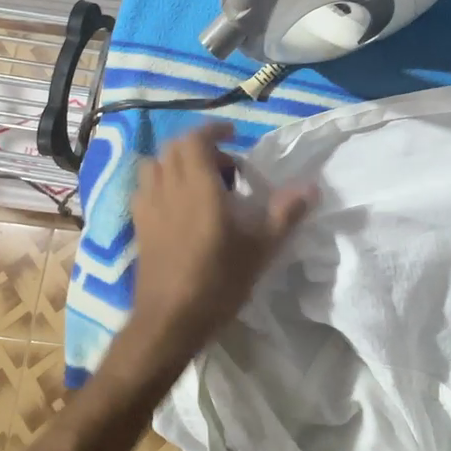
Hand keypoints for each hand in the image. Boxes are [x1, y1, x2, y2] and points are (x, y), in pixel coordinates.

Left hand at [125, 122, 313, 361]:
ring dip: (177, 164)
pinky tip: (179, 208)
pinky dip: (162, 184)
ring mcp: (148, 206)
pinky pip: (145, 189)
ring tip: (200, 184)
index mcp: (197, 185)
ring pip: (156, 166)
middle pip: (174, 148)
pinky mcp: (138, 226)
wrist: (170, 320)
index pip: (196, 138)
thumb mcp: (261, 247)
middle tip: (227, 169)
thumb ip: (284, 213)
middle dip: (200, 148)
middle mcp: (168, 187)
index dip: (213, 130)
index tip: (233, 134)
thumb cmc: (218, 280)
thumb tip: (311, 187)